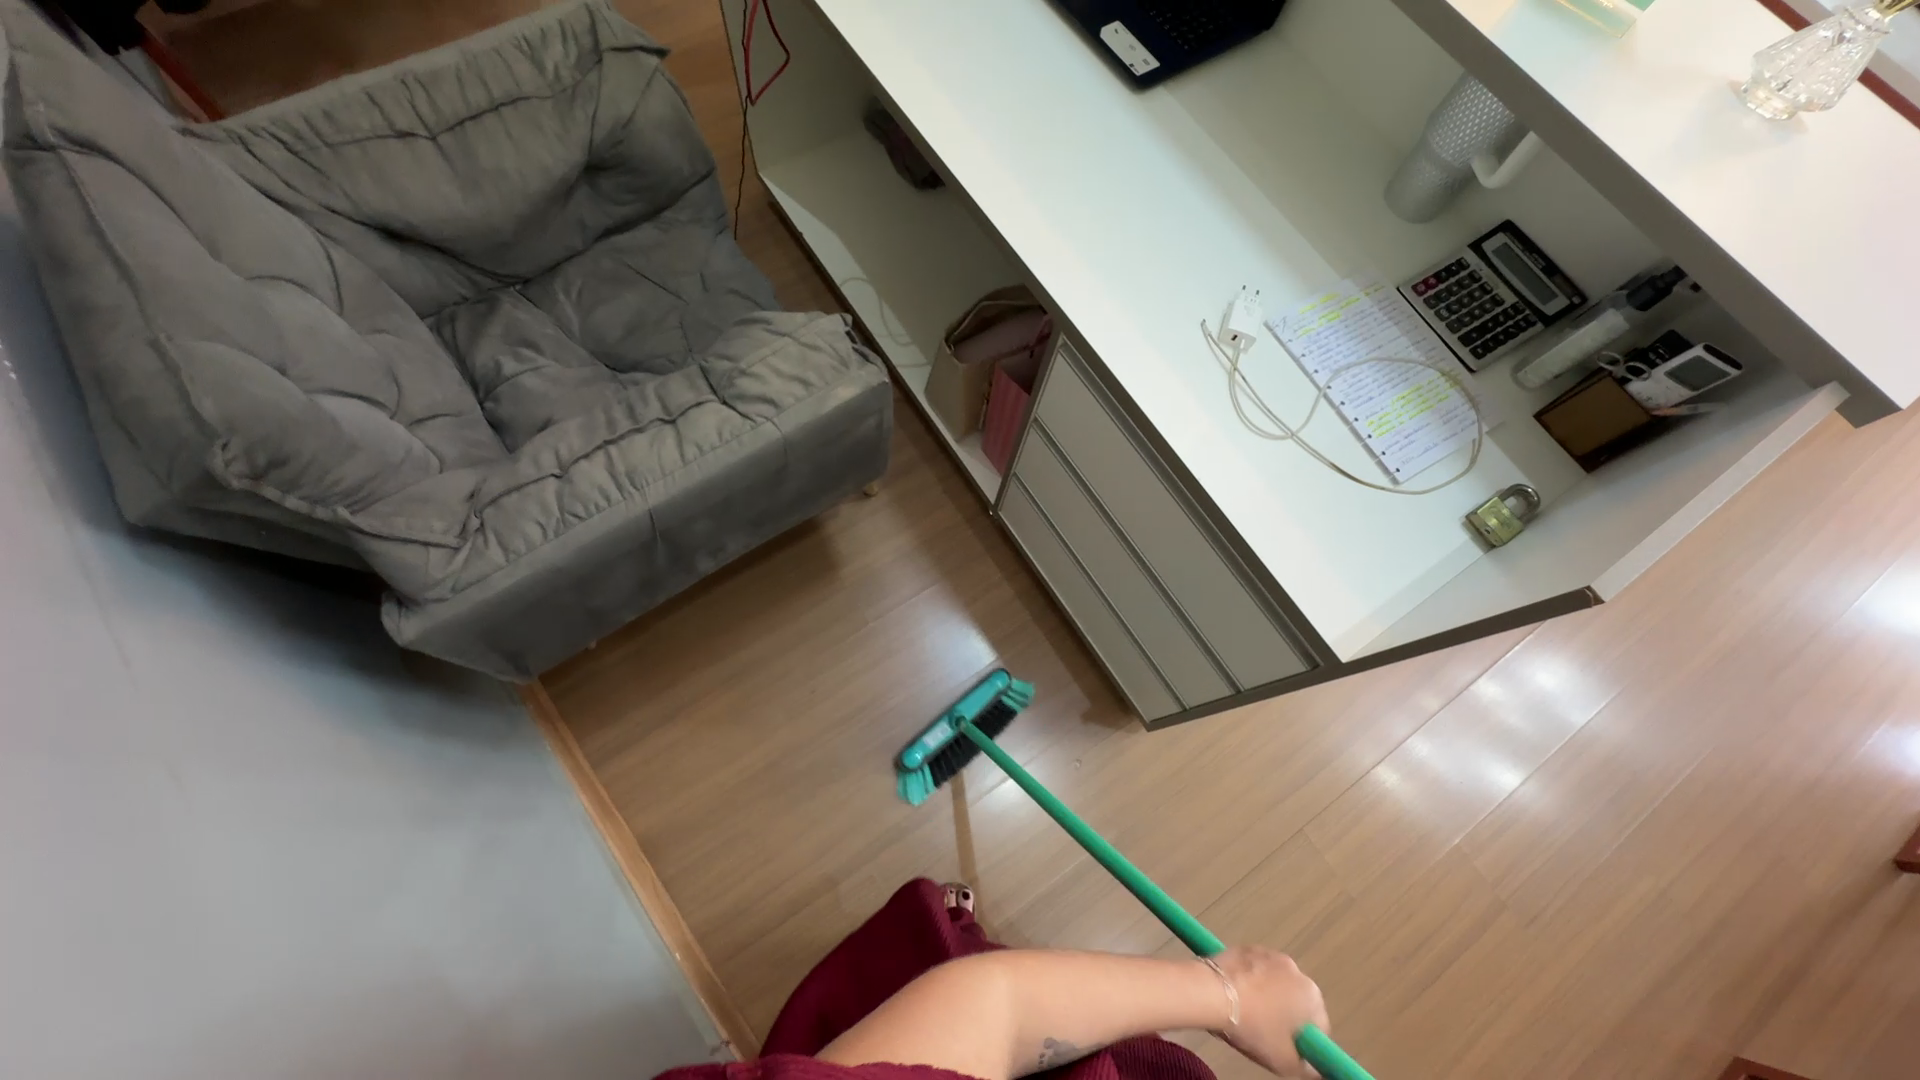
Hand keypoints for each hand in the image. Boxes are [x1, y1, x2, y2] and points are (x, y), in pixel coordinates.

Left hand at [1210, 947, 1328, 1077]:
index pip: (1319, 1026)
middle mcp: (1295, 968)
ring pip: (1275, 982)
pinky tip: (1235, 992)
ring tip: (1247, 1010)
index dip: (1305, 1042)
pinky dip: (1250, 979)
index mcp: (1311, 995)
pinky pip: (1254, 968)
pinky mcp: (1245, 946)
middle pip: (1297, 1000)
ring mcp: (1268, 953)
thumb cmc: (1253, 1027)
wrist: (1210, 991)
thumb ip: (1306, 1068)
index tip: (1287, 1048)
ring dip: (1268, 995)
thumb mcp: (1283, 1062)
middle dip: (1286, 1015)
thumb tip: (1314, 1068)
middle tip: (1266, 1031)